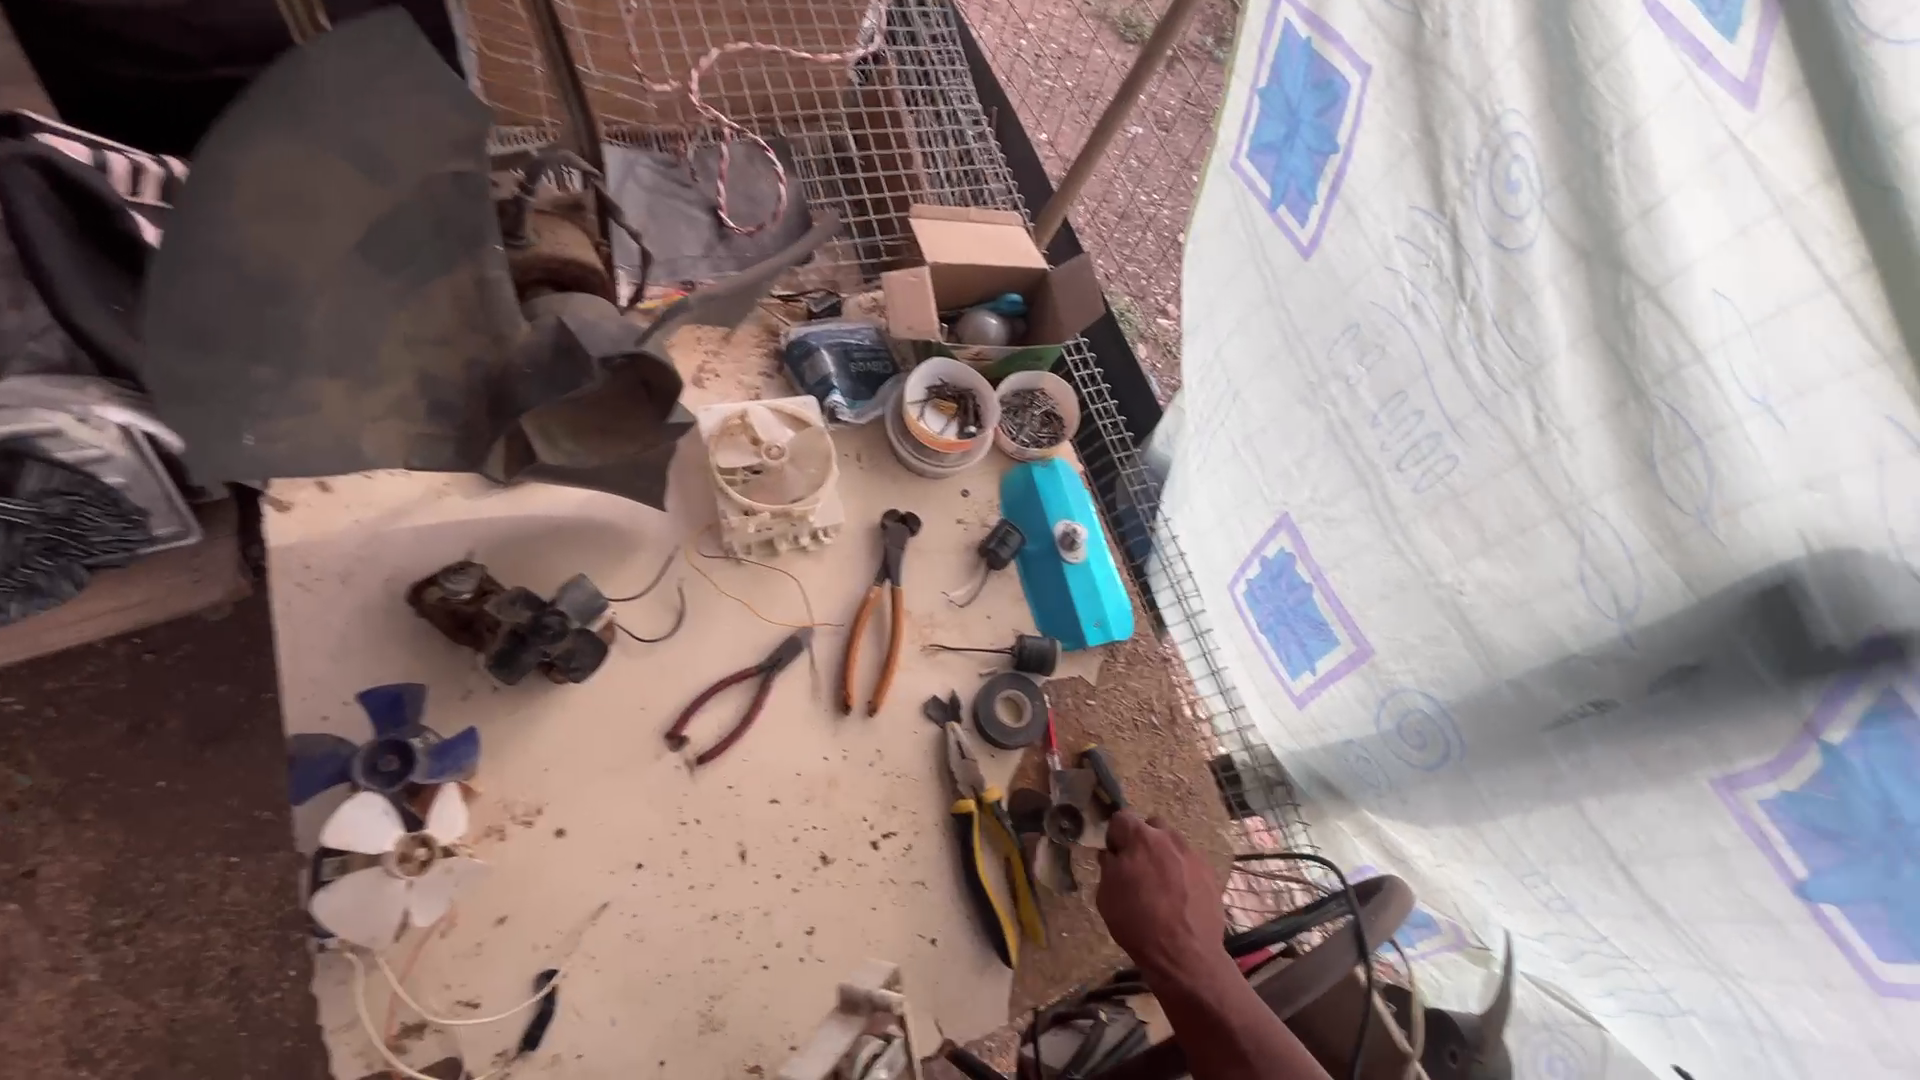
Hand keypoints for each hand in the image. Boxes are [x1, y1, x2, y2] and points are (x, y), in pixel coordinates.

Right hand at [1095, 810, 1227, 985]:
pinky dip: (1182, 873)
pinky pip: (1189, 863)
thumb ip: (1108, 867)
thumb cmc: (1137, 923)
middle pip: (1151, 826)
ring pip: (1172, 844)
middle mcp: (1168, 839)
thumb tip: (1113, 855)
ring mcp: (1192, 855)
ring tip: (1161, 885)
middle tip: (1138, 868)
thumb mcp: (1106, 895)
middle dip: (1142, 841)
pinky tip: (1179, 898)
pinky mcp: (1210, 873)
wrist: (1184, 954)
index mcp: (1140, 838)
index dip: (1115, 836)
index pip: (1121, 818)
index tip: (1115, 856)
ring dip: (1163, 856)